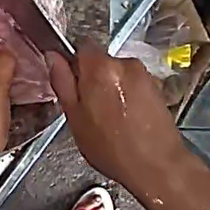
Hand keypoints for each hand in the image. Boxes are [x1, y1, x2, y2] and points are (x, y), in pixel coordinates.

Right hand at [47, 41, 192, 194]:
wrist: (157, 164)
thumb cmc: (113, 148)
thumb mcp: (75, 118)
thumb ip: (62, 82)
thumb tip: (53, 57)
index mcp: (100, 68)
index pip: (82, 46)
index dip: (75, 64)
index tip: (73, 83)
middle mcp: (124, 64)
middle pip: (101, 61)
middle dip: (93, 79)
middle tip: (90, 108)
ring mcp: (143, 73)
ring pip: (117, 74)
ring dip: (111, 88)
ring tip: (111, 118)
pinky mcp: (156, 85)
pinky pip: (132, 84)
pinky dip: (127, 96)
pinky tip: (126, 119)